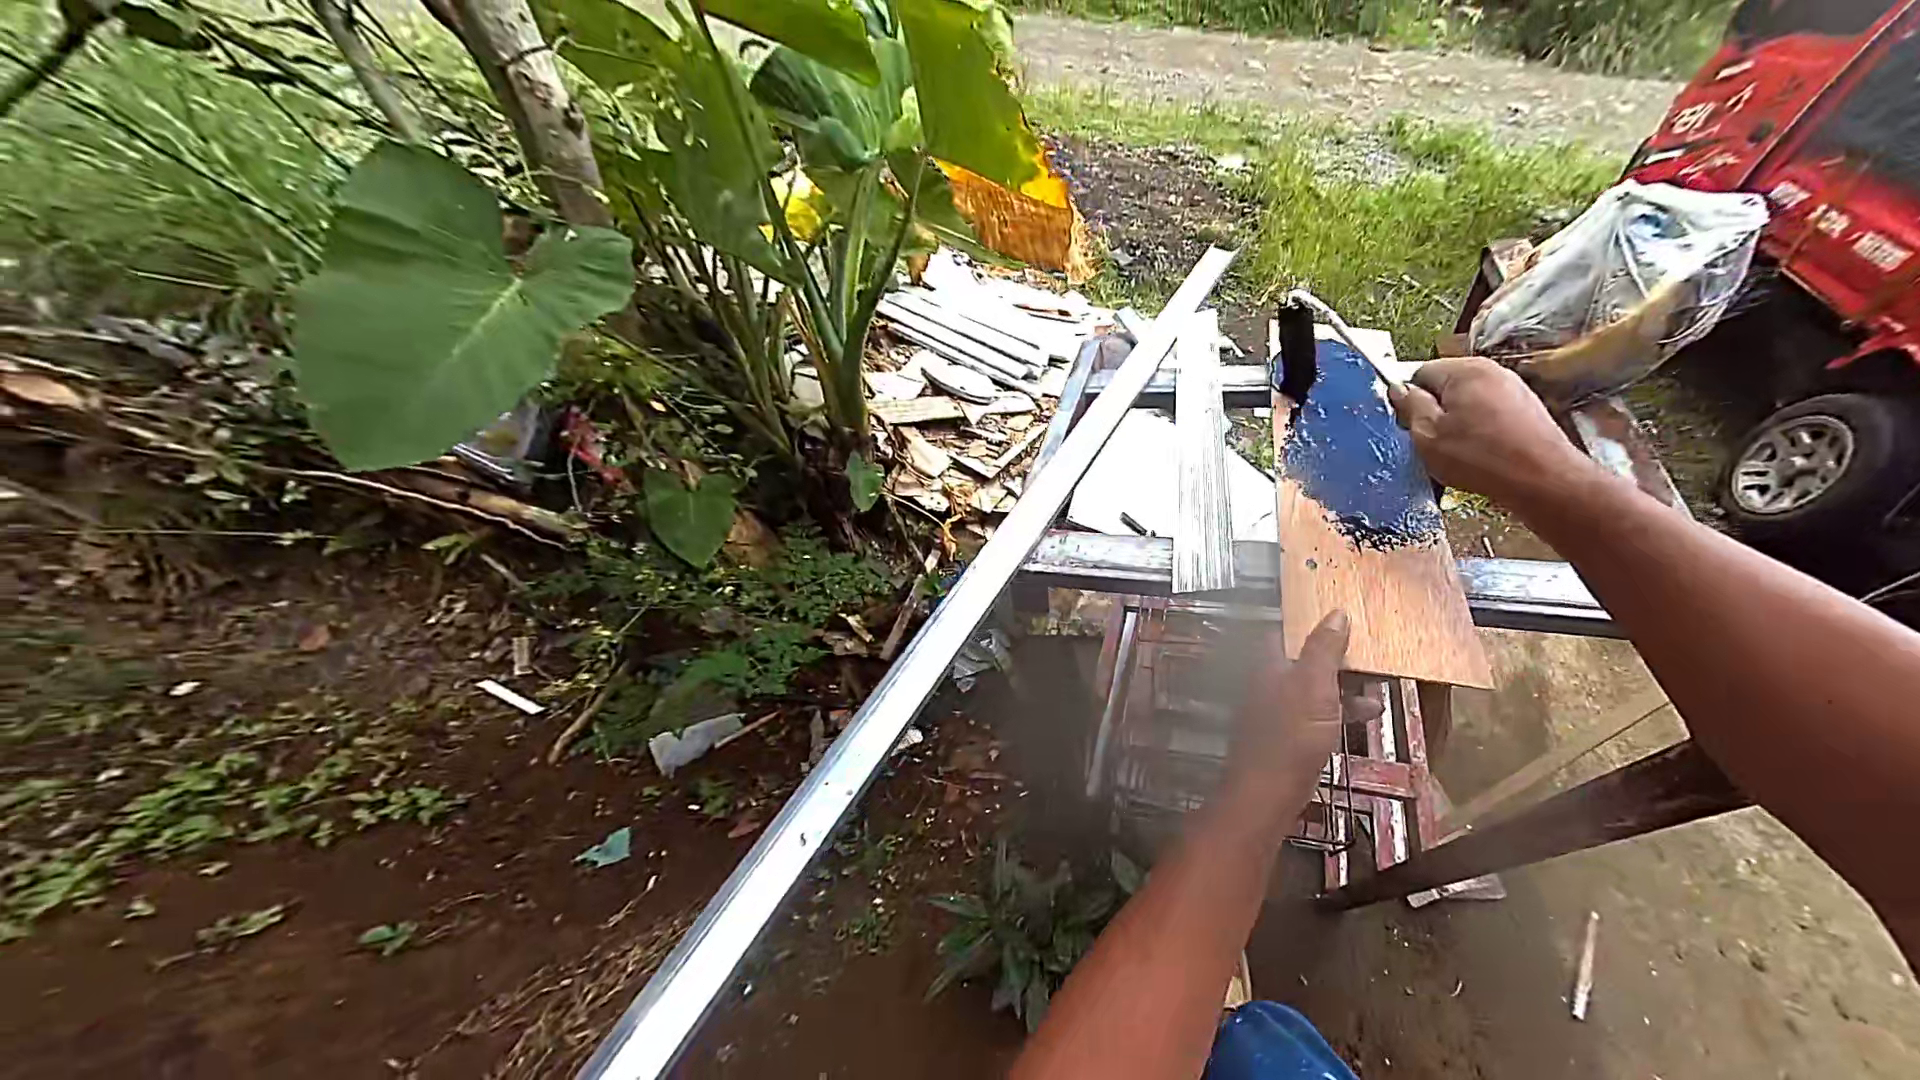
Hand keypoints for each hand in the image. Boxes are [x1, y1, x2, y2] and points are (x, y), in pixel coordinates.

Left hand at [1224, 612, 1381, 821]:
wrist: (1268, 791)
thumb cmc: (1291, 735)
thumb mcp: (1314, 686)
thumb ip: (1323, 649)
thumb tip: (1336, 612)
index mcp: (1267, 665)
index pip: (1286, 632)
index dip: (1313, 625)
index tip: (1345, 621)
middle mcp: (1267, 682)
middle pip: (1302, 659)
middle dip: (1337, 657)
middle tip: (1370, 656)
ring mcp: (1275, 708)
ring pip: (1312, 686)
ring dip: (1344, 684)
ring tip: (1378, 686)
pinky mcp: (1286, 733)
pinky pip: (1315, 711)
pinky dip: (1339, 709)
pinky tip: (1367, 714)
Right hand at [1389, 357, 1599, 510]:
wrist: (1541, 478)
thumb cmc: (1480, 456)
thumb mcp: (1426, 433)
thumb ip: (1409, 405)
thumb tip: (1398, 390)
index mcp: (1465, 370)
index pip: (1417, 373)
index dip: (1407, 398)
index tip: (1406, 422)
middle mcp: (1492, 371)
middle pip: (1443, 385)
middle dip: (1431, 409)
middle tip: (1428, 439)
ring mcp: (1512, 388)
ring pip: (1463, 400)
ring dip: (1452, 421)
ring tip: (1453, 448)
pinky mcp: (1524, 407)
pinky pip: (1484, 412)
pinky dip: (1474, 428)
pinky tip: (1475, 449)